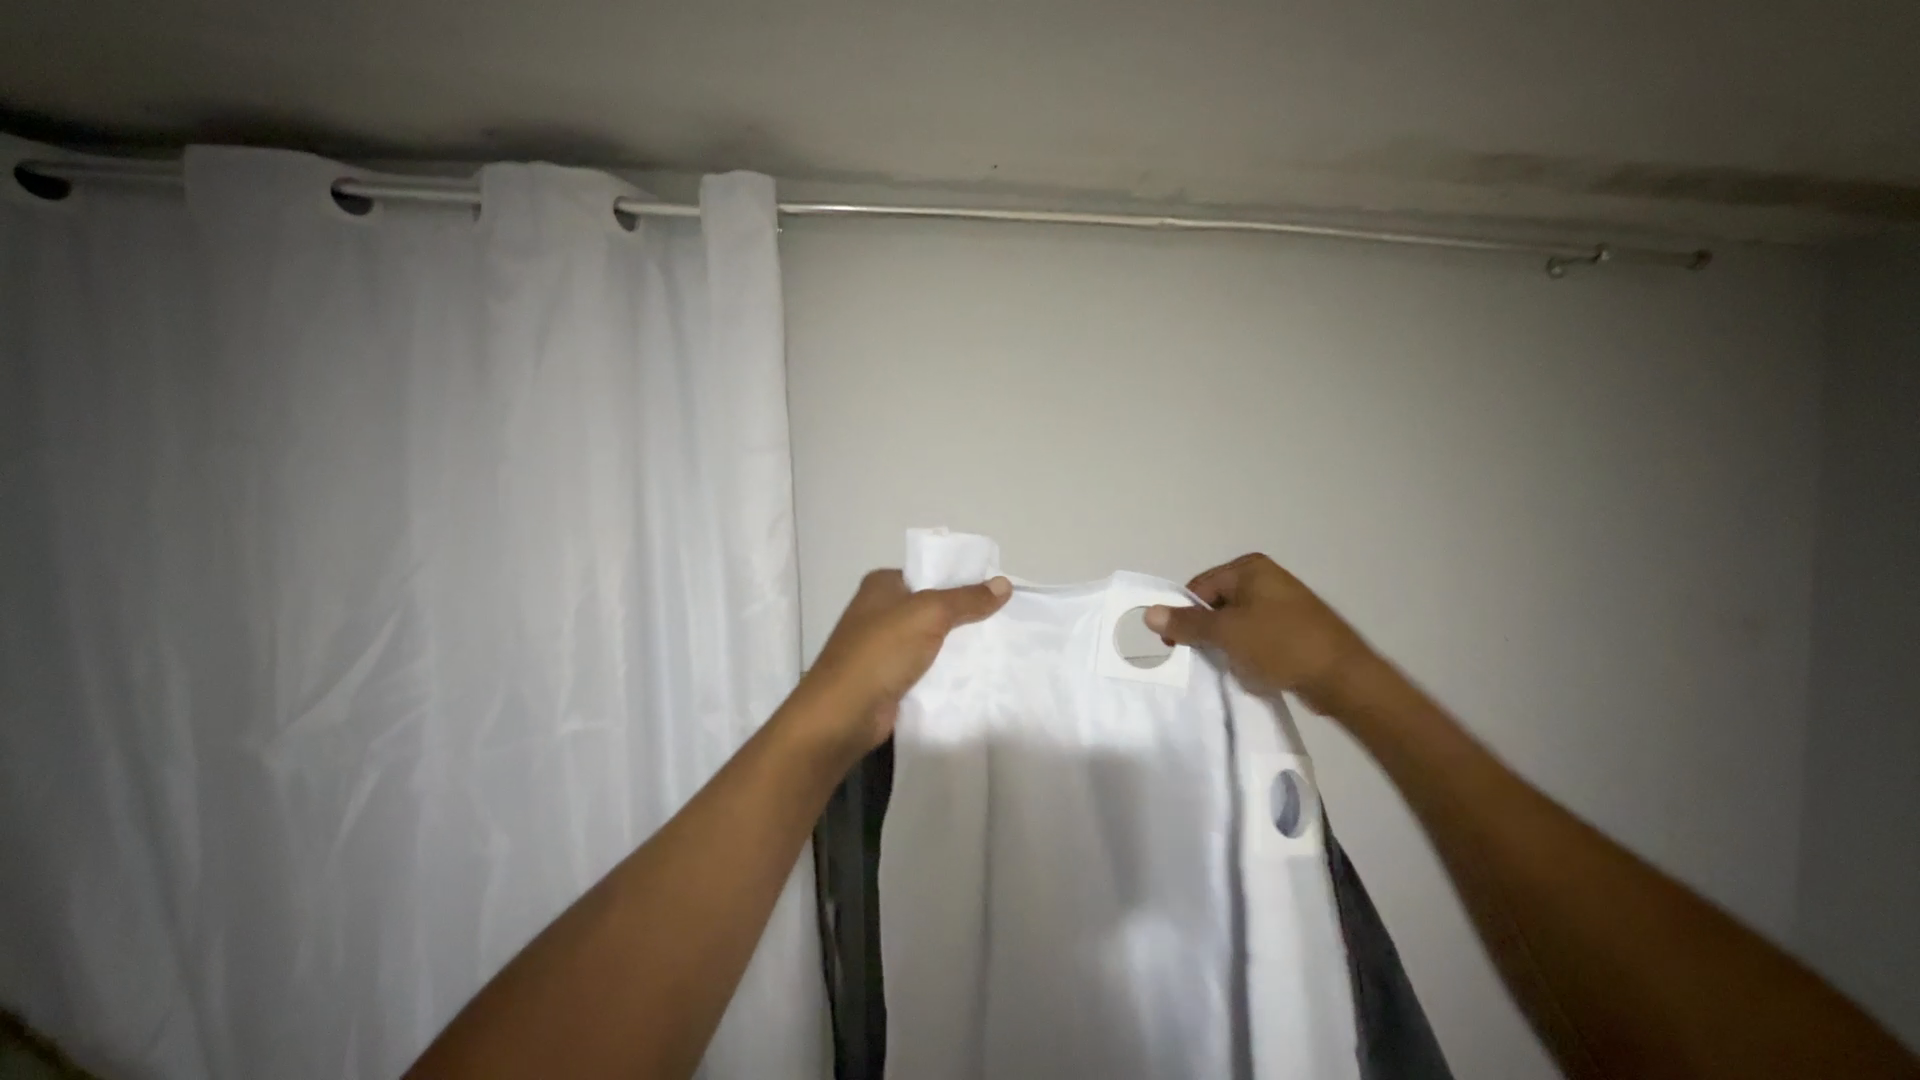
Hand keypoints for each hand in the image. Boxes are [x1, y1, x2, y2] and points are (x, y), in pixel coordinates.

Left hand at [792, 569, 1011, 757]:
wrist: (844, 713)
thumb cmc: (881, 652)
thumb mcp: (929, 614)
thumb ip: (967, 599)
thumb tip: (1004, 584)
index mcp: (882, 585)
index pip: (929, 573)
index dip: (962, 581)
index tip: (997, 593)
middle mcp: (880, 611)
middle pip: (933, 607)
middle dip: (964, 615)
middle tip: (1004, 622)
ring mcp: (883, 647)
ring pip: (932, 640)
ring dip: (957, 646)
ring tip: (998, 647)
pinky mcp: (889, 678)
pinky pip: (926, 668)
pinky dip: (946, 672)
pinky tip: (975, 675)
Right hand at [1145, 554, 1375, 711]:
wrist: (1342, 677)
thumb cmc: (1280, 644)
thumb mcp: (1226, 633)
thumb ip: (1187, 624)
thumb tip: (1149, 613)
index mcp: (1250, 569)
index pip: (1199, 587)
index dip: (1184, 615)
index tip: (1176, 646)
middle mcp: (1267, 579)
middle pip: (1217, 605)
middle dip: (1208, 632)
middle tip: (1204, 658)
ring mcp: (1284, 604)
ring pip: (1237, 624)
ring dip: (1228, 646)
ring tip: (1232, 666)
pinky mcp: (1296, 629)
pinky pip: (1259, 637)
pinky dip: (1250, 653)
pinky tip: (1254, 671)